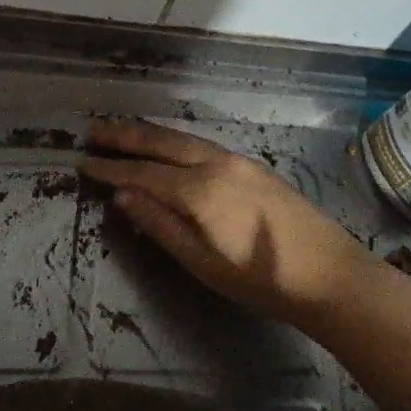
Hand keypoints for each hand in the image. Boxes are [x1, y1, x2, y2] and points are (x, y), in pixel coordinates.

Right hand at [80, 119, 376, 327]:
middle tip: (91, 131)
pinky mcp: (251, 166)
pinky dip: (174, 141)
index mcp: (199, 190)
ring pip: (182, 139)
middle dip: (124, 135)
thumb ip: (160, 225)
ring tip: (120, 132)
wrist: (328, 272)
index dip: (110, 168)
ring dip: (148, 134)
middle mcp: (215, 164)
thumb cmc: (260, 280)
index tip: (82, 162)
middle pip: (160, 142)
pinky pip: (201, 144)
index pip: (142, 173)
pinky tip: (166, 147)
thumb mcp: (203, 262)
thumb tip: (123, 196)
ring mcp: (237, 161)